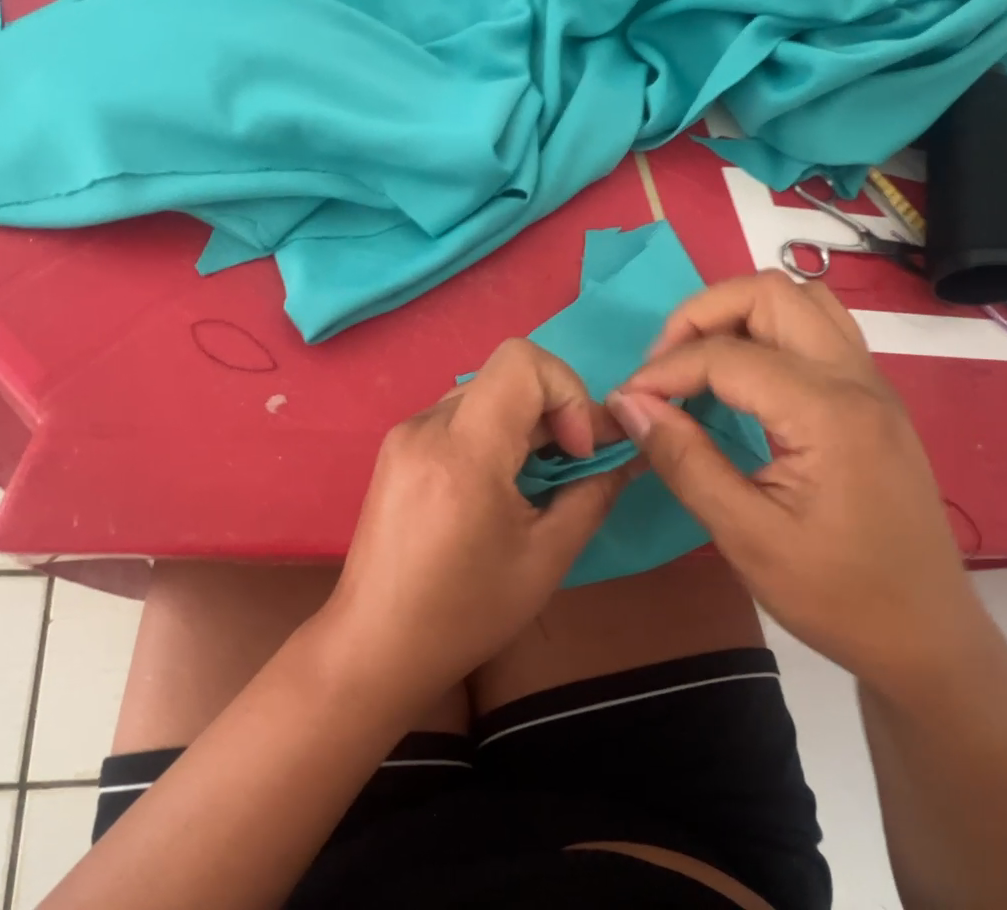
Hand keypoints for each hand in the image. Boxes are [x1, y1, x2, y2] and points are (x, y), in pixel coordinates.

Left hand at [322, 339, 633, 698]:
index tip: (575, 450)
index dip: (567, 392)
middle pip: (505, 378)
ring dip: (521, 427)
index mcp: (463, 451)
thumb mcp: (546, 557)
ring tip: (533, 484)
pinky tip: (495, 490)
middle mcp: (425, 427)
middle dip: (552, 413)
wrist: (377, 645)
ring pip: (482, 397)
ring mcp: (404, 437)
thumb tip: (629, 453)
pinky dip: (490, 438)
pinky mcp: (395, 452)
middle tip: (572, 468)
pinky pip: (456, 419)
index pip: (522, 361)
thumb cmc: (466, 612)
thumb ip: (593, 493)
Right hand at [607, 272, 992, 695]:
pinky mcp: (874, 401)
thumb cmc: (835, 595)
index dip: (664, 370)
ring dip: (740, 315)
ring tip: (699, 364)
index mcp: (828, 413)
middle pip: (771, 293)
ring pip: (802, 301)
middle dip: (701, 315)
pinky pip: (820, 331)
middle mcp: (857, 380)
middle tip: (662, 368)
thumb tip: (631, 404)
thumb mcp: (746, 537)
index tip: (625, 403)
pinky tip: (742, 382)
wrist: (925, 636)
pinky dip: (770, 333)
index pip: (727, 355)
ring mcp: (873, 385)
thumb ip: (685, 461)